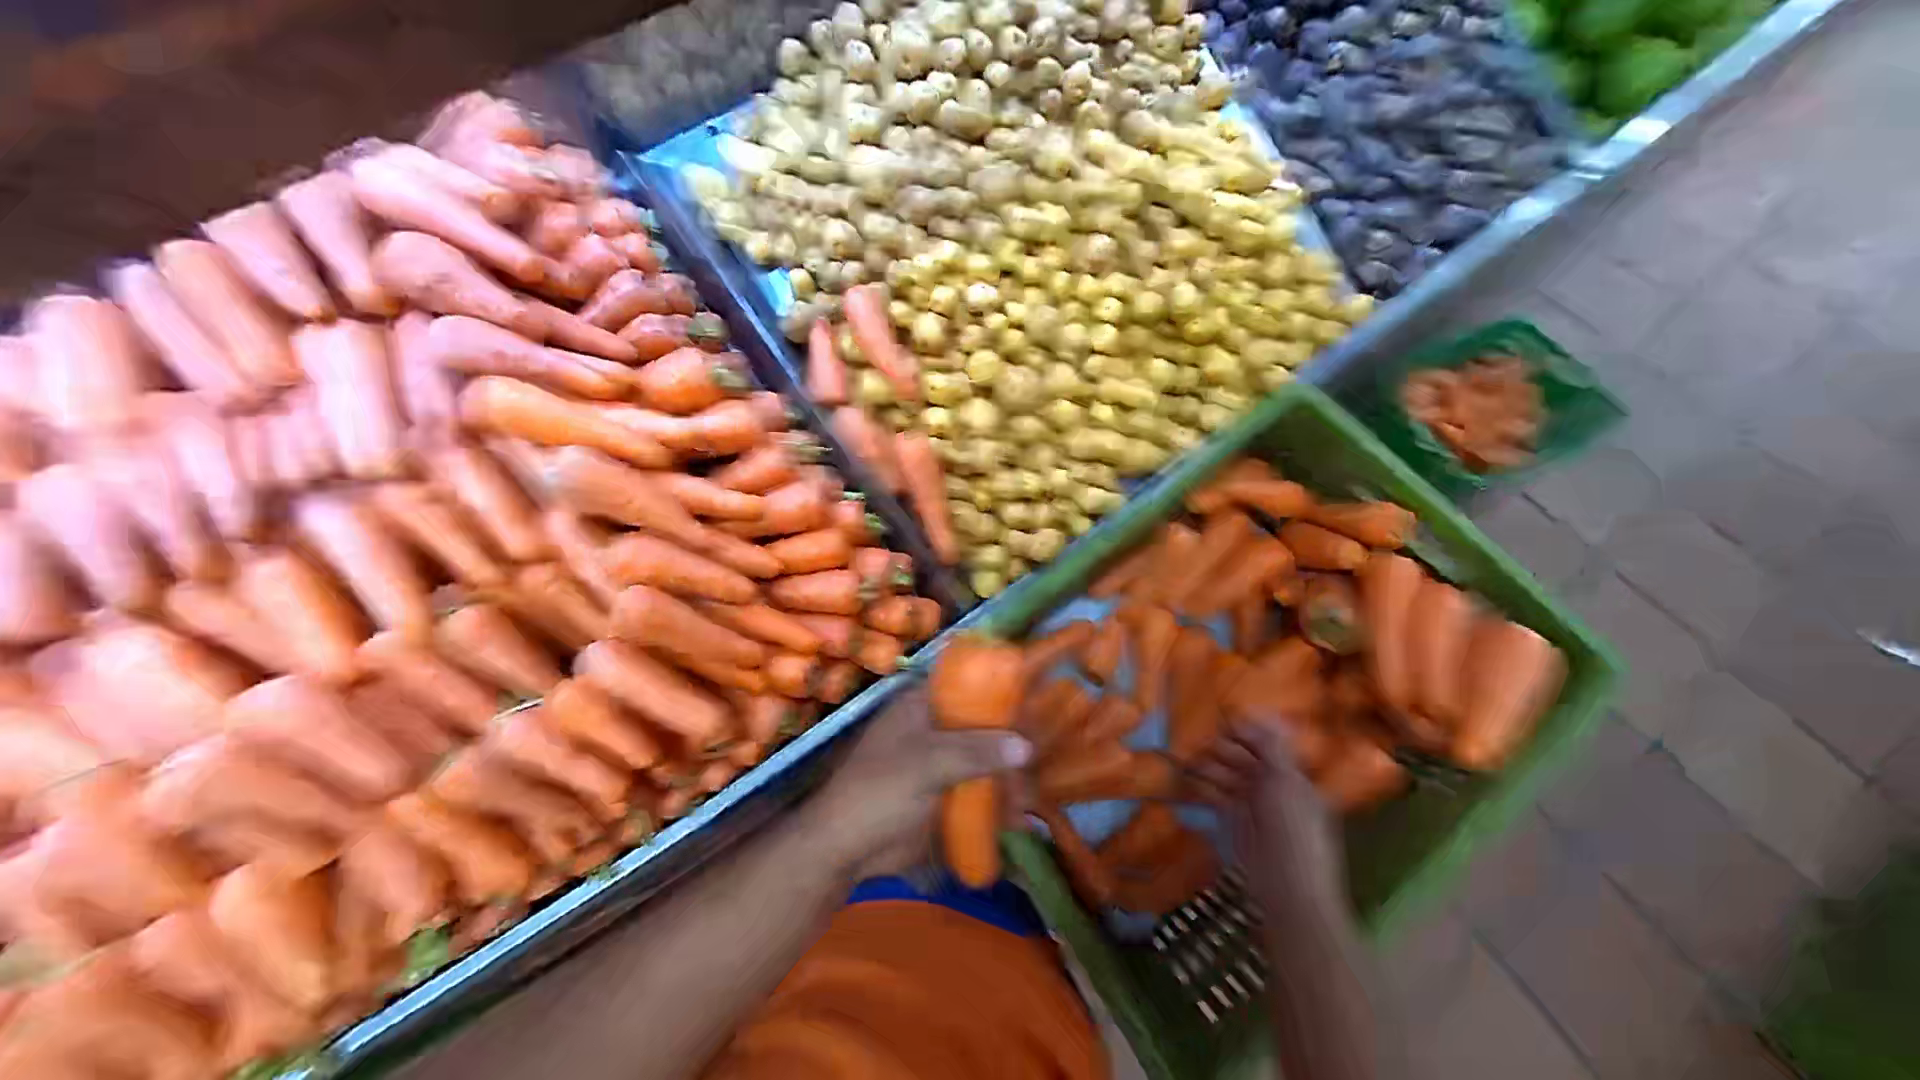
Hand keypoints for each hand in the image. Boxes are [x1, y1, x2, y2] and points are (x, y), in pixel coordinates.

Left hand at [803, 686, 1031, 881]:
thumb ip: (975, 751)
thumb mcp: (926, 764)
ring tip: (1026, 802)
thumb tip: (1025, 746)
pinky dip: (999, 804)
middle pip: (986, 724)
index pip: (969, 682)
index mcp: (923, 704)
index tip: (1037, 699)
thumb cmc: (878, 790)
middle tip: (1034, 765)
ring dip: (1010, 779)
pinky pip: (982, 792)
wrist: (846, 849)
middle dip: (1013, 745)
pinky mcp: (947, 794)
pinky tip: (1019, 821)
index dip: (1002, 687)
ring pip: (988, 760)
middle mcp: (937, 727)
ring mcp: (943, 762)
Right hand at [1189, 717, 1343, 920]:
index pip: (1268, 747)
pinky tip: (1187, 782)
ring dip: (1210, 768)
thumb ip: (1272, 748)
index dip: (1247, 733)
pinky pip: (1218, 801)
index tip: (1222, 721)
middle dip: (1223, 749)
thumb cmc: (1292, 832)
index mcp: (1293, 779)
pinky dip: (1204, 790)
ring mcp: (1255, 810)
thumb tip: (1264, 714)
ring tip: (1187, 760)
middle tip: (1198, 739)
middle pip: (1246, 762)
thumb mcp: (1285, 782)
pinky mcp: (1236, 828)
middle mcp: (1275, 791)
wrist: (1289, 890)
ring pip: (1229, 780)